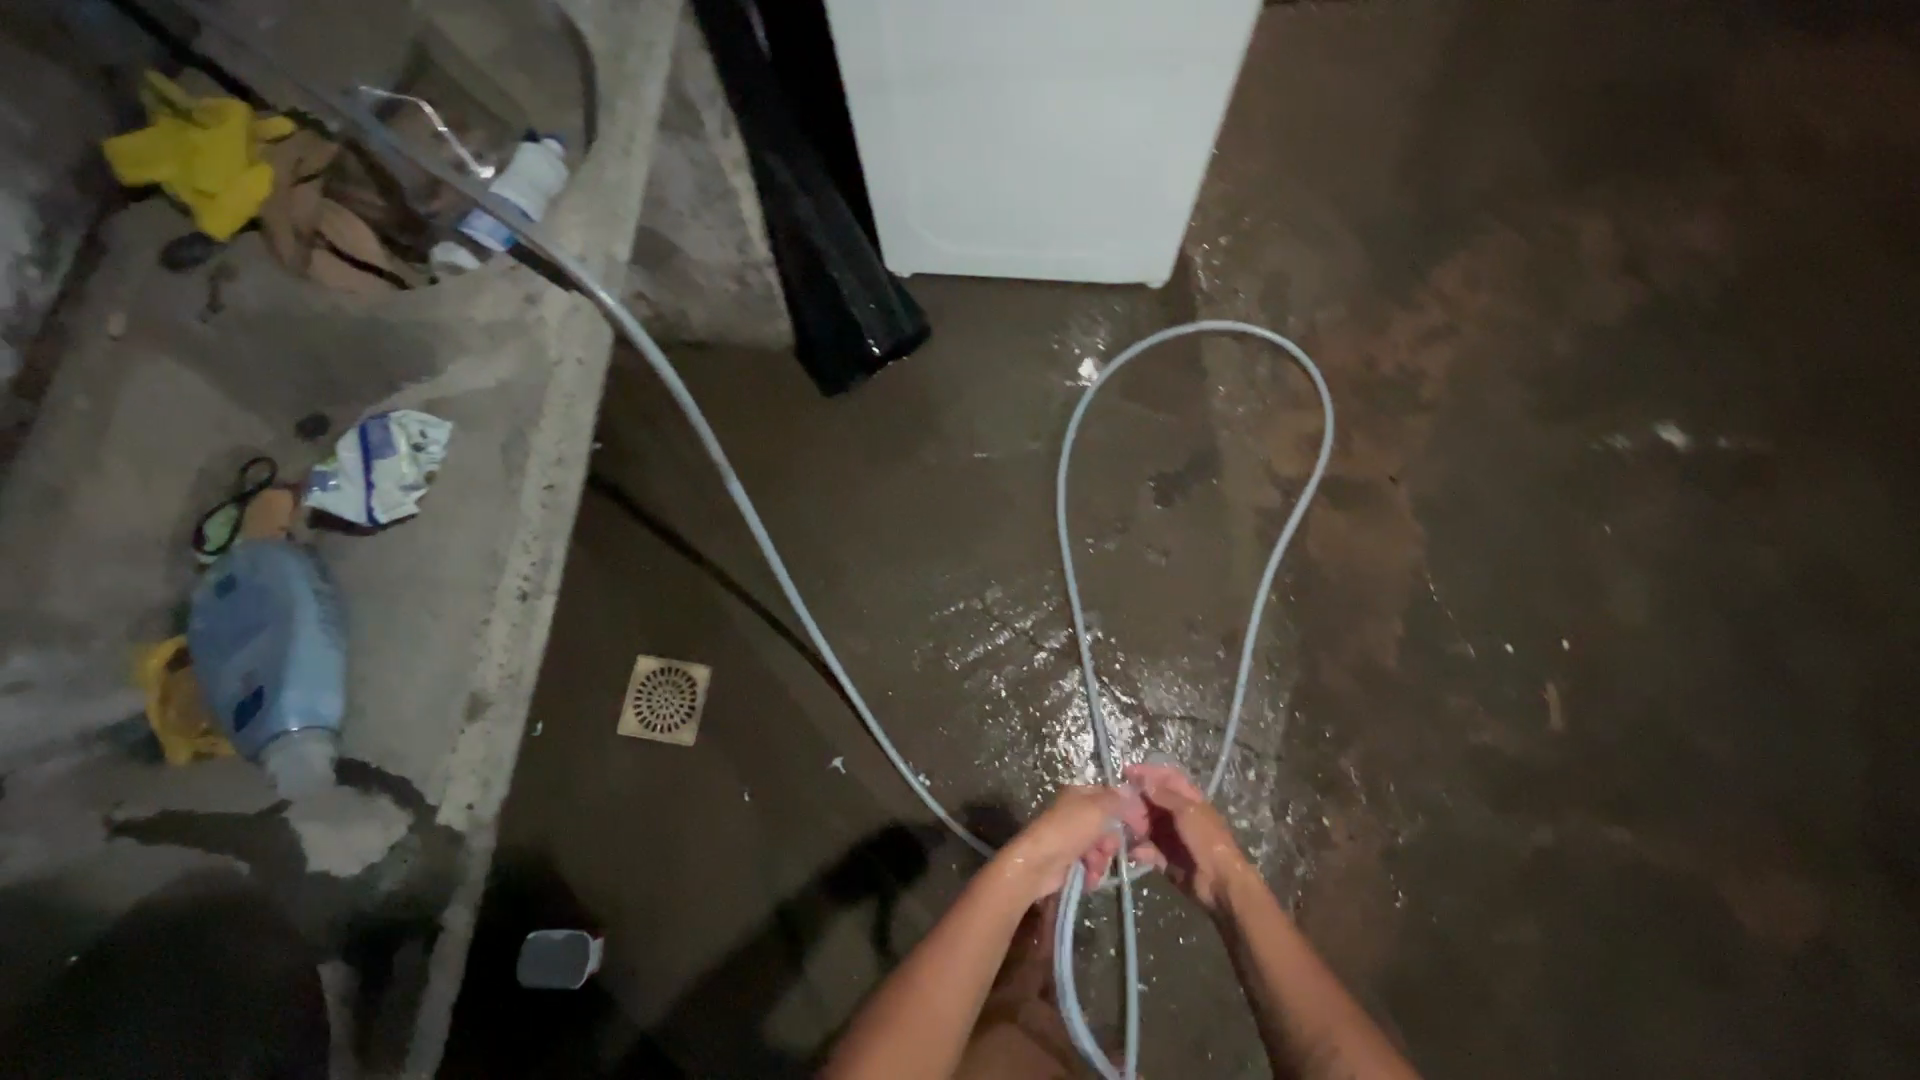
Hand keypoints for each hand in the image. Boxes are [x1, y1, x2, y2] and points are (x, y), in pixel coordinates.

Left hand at [994, 785, 1148, 902]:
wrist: (1039, 863)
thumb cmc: (1068, 830)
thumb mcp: (1097, 809)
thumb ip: (1117, 799)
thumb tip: (1131, 791)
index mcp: (1080, 795)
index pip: (1112, 798)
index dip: (1128, 811)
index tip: (1142, 828)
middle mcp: (1076, 814)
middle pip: (1108, 827)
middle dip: (1111, 842)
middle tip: (1106, 848)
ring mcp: (1072, 838)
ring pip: (1101, 849)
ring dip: (1101, 860)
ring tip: (1092, 865)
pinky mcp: (1069, 860)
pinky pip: (1091, 865)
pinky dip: (1092, 872)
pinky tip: (1087, 876)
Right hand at [1124, 763, 1254, 915]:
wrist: (1219, 881)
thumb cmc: (1206, 839)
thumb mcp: (1187, 811)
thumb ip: (1164, 795)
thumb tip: (1143, 779)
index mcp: (1190, 800)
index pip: (1167, 778)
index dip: (1149, 772)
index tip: (1126, 772)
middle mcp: (1180, 816)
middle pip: (1153, 802)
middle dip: (1136, 800)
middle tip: (1117, 801)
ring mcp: (1172, 837)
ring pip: (1147, 825)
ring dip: (1133, 825)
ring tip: (1119, 825)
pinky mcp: (1166, 858)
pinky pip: (1148, 850)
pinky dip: (1139, 849)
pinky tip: (1132, 850)